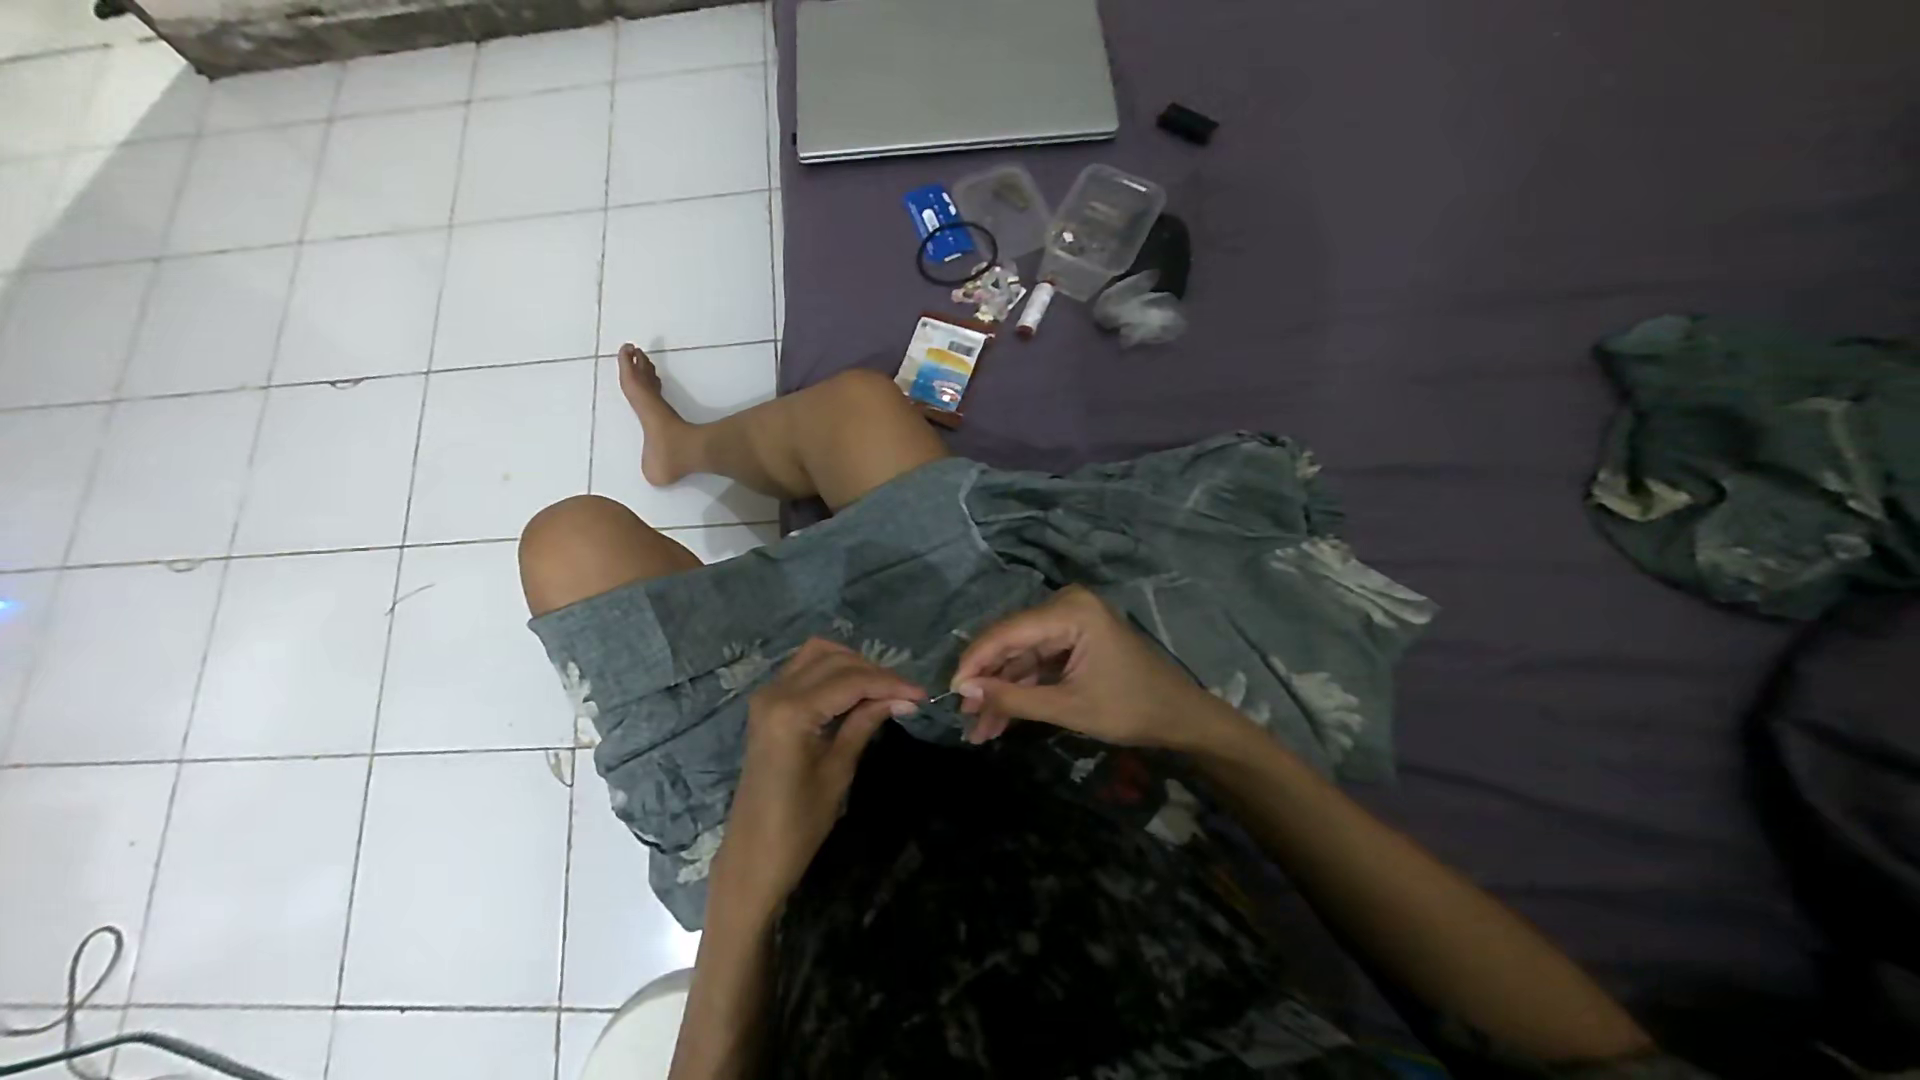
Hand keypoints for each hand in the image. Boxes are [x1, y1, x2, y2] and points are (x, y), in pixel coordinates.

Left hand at [712, 639, 922, 913]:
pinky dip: (833, 672)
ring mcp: (767, 695)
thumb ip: (865, 723)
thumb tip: (904, 698)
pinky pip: (804, 669)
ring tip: (883, 690)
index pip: (850, 680)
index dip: (889, 683)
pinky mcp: (767, 704)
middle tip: (905, 694)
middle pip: (835, 660)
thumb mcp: (838, 770)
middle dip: (874, 672)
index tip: (922, 693)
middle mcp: (775, 692)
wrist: (753, 855)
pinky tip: (857, 691)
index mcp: (791, 712)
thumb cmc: (799, 823)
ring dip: (853, 665)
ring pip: (818, 655)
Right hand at [950, 586, 1251, 751]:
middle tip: (964, 719)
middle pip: (1011, 643)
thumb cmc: (1131, 709)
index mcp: (1071, 611)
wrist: (1180, 718)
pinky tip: (999, 719)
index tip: (949, 691)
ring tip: (979, 731)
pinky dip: (1021, 690)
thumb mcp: (1068, 707)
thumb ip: (1013, 698)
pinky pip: (1036, 663)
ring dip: (1001, 693)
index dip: (975, 661)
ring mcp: (1069, 622)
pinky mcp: (1072, 640)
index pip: (1008, 632)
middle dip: (987, 683)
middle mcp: (1066, 606)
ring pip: (1020, 657)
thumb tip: (963, 692)